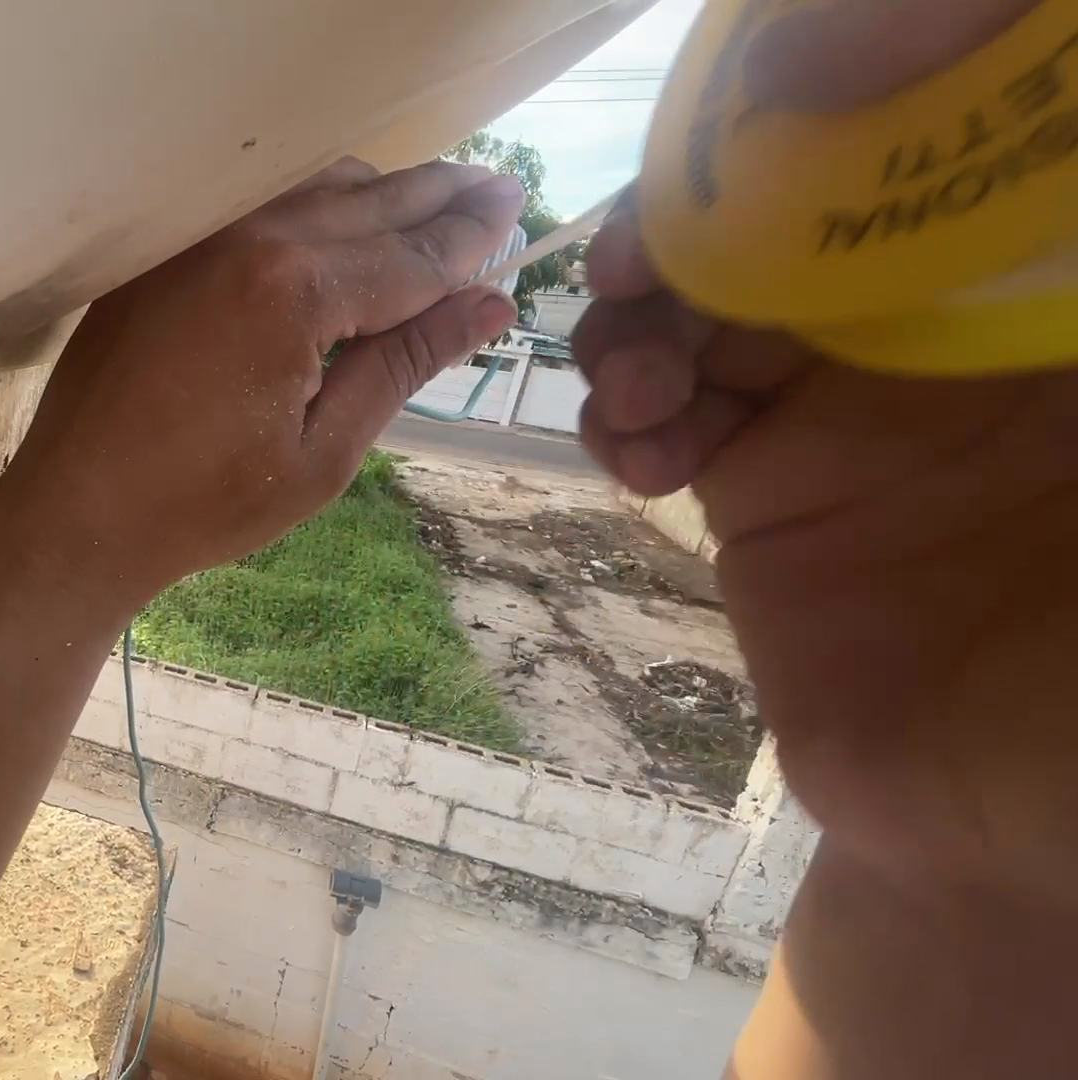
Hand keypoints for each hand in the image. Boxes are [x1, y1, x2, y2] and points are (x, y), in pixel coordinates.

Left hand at [0, 157, 522, 607]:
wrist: (79, 513)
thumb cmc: (202, 506)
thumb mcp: (322, 454)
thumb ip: (402, 366)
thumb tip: (486, 307)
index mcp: (292, 293)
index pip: (409, 255)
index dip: (468, 242)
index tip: (515, 221)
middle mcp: (243, 241)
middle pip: (368, 203)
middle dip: (438, 199)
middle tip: (494, 195)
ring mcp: (190, 242)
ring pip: (309, 191)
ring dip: (375, 195)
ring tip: (425, 207)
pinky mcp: (155, 260)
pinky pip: (251, 210)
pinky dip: (307, 206)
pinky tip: (332, 224)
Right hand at [574, 202, 1077, 905]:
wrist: (1016, 818)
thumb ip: (1048, 298)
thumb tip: (983, 161)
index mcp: (1041, 294)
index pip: (908, 166)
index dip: (801, 147)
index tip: (719, 179)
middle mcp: (927, 333)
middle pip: (771, 236)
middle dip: (680, 245)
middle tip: (621, 279)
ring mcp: (828, 414)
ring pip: (691, 322)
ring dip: (633, 341)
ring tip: (640, 404)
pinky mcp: (748, 487)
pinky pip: (654, 422)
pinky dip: (621, 427)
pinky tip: (638, 469)